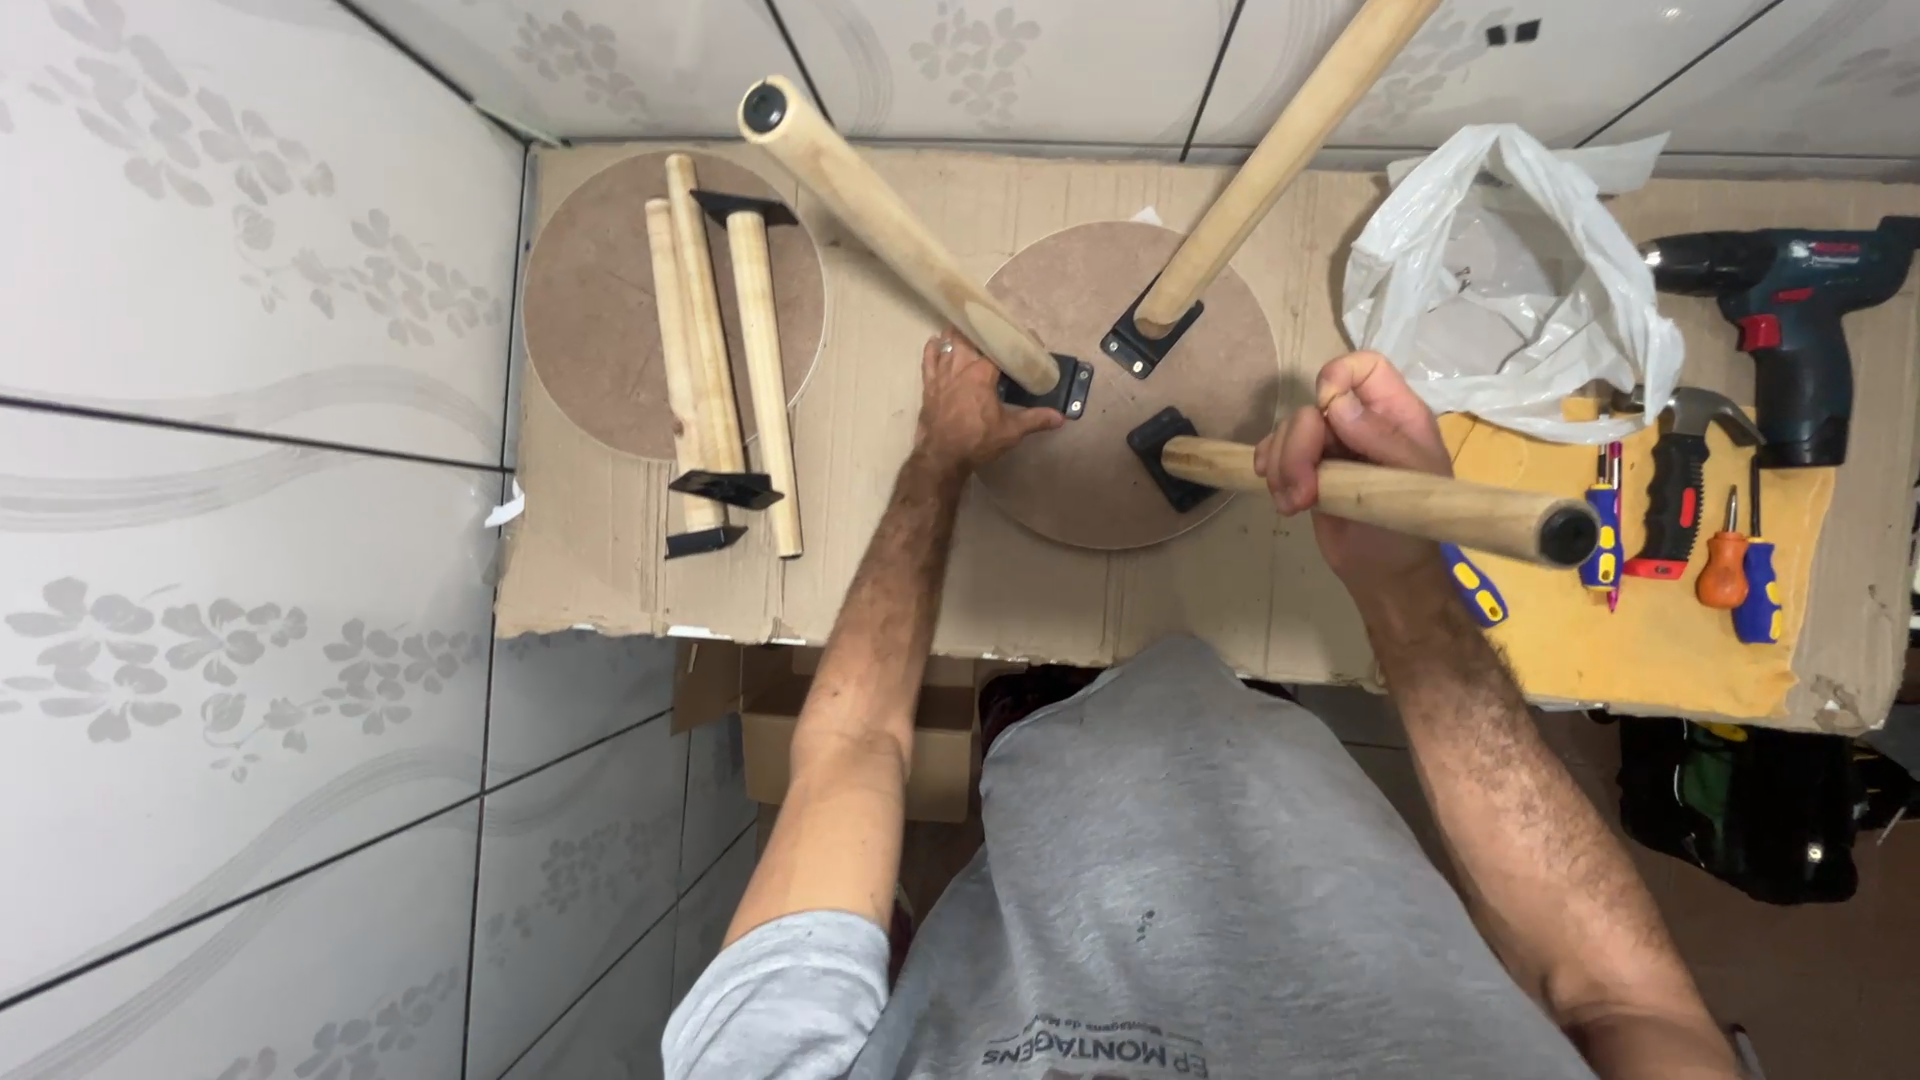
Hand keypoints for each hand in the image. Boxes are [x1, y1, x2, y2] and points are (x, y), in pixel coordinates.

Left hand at [913, 328, 1063, 472]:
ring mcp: (942, 375)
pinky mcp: (929, 386)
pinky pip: (928, 361)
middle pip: (970, 338)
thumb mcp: (1010, 431)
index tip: (1027, 339)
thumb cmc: (977, 441)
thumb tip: (1060, 418)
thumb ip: (1035, 420)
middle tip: (994, 330)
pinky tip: (935, 341)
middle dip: (982, 331)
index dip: (1013, 342)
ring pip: (948, 345)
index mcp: (982, 374)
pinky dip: (932, 349)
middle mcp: (960, 367)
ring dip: (958, 335)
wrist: (942, 457)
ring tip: (967, 327)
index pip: (1000, 348)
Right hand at [1254, 351, 1452, 603]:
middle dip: (1296, 448)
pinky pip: (1271, 454)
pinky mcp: (1303, 471)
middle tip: (1301, 491)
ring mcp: (1328, 447)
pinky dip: (1268, 474)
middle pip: (1311, 408)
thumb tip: (1335, 403)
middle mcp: (1357, 424)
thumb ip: (1380, 439)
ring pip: (1286, 432)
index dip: (1339, 377)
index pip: (1365, 368)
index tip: (1326, 411)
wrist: (1384, 572)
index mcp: (1394, 416)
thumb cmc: (1411, 528)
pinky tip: (1282, 499)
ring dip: (1280, 468)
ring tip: (1293, 505)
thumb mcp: (1412, 481)